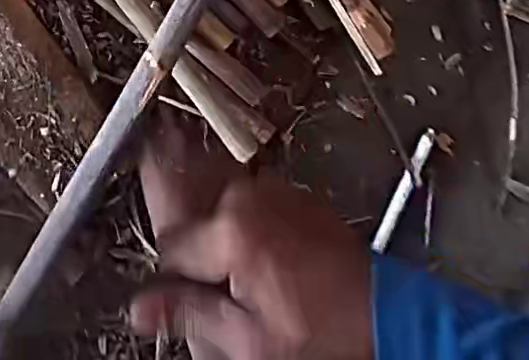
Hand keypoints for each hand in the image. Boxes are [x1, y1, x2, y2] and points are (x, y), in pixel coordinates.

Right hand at [131, 119, 371, 359]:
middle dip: (204, 256)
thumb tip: (138, 309)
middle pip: (193, 222)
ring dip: (223, 238)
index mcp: (229, 232)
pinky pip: (243, 201)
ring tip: (261, 275)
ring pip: (216, 209)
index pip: (172, 247)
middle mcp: (240, 197)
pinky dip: (246, 223)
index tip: (196, 297)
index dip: (178, 277)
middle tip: (236, 292)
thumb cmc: (329, 335)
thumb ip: (190, 315)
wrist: (391, 314)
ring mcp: (263, 187)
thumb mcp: (253, 341)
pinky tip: (272, 256)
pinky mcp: (282, 187)